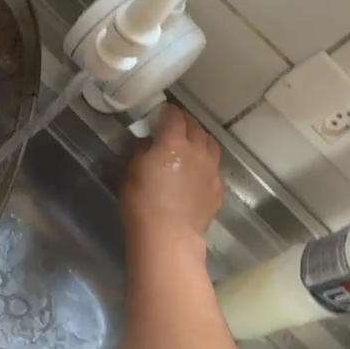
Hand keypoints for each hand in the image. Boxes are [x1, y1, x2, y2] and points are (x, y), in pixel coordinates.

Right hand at [122, 105, 222, 245]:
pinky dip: (205, 159)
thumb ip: (141, 152)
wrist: (168, 237)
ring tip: (190, 141)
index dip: (166, 111)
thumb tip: (148, 142)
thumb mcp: (131, 174)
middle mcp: (197, 151)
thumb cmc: (142, 205)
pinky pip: (214, 164)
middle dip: (184, 121)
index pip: (173, 116)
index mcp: (173, 143)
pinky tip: (197, 167)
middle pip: (194, 126)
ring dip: (199, 137)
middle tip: (173, 124)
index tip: (160, 113)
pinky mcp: (218, 187)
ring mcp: (211, 169)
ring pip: (210, 143)